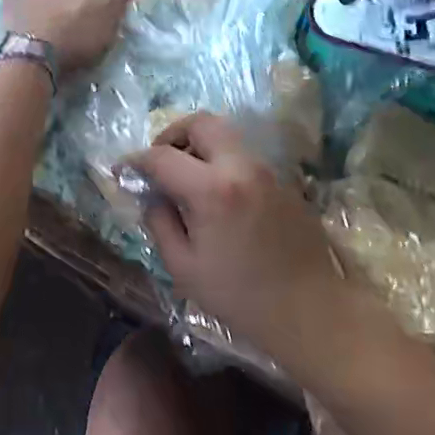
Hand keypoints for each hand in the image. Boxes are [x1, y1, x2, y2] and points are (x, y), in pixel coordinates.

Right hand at [131, 113, 354, 366]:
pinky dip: (221, 159)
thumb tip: (152, 196)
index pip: (161, 156)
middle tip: (160, 162)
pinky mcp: (283, 180)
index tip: (122, 171)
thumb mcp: (184, 267)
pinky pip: (243, 154)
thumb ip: (160, 222)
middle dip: (172, 134)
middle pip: (201, 122)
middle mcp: (241, 166)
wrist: (312, 311)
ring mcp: (267, 170)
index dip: (135, 161)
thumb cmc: (240, 296)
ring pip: (226, 134)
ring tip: (186, 177)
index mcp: (212, 189)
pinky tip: (215, 193)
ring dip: (199, 145)